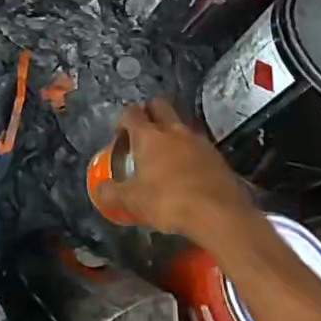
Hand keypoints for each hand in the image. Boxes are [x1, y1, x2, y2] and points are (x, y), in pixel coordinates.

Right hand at [94, 99, 253, 235]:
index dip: (123, 120)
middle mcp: (173, 130)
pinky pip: (199, 145)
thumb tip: (99, 190)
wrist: (221, 216)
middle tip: (143, 135)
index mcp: (148, 135)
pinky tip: (189, 173)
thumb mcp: (132, 201)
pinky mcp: (218, 156)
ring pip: (181, 124)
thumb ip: (111, 193)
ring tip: (166, 157)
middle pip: (158, 104)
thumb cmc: (170, 202)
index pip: (131, 112)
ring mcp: (198, 141)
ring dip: (172, 133)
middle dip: (149, 113)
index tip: (121, 137)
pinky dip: (191, 153)